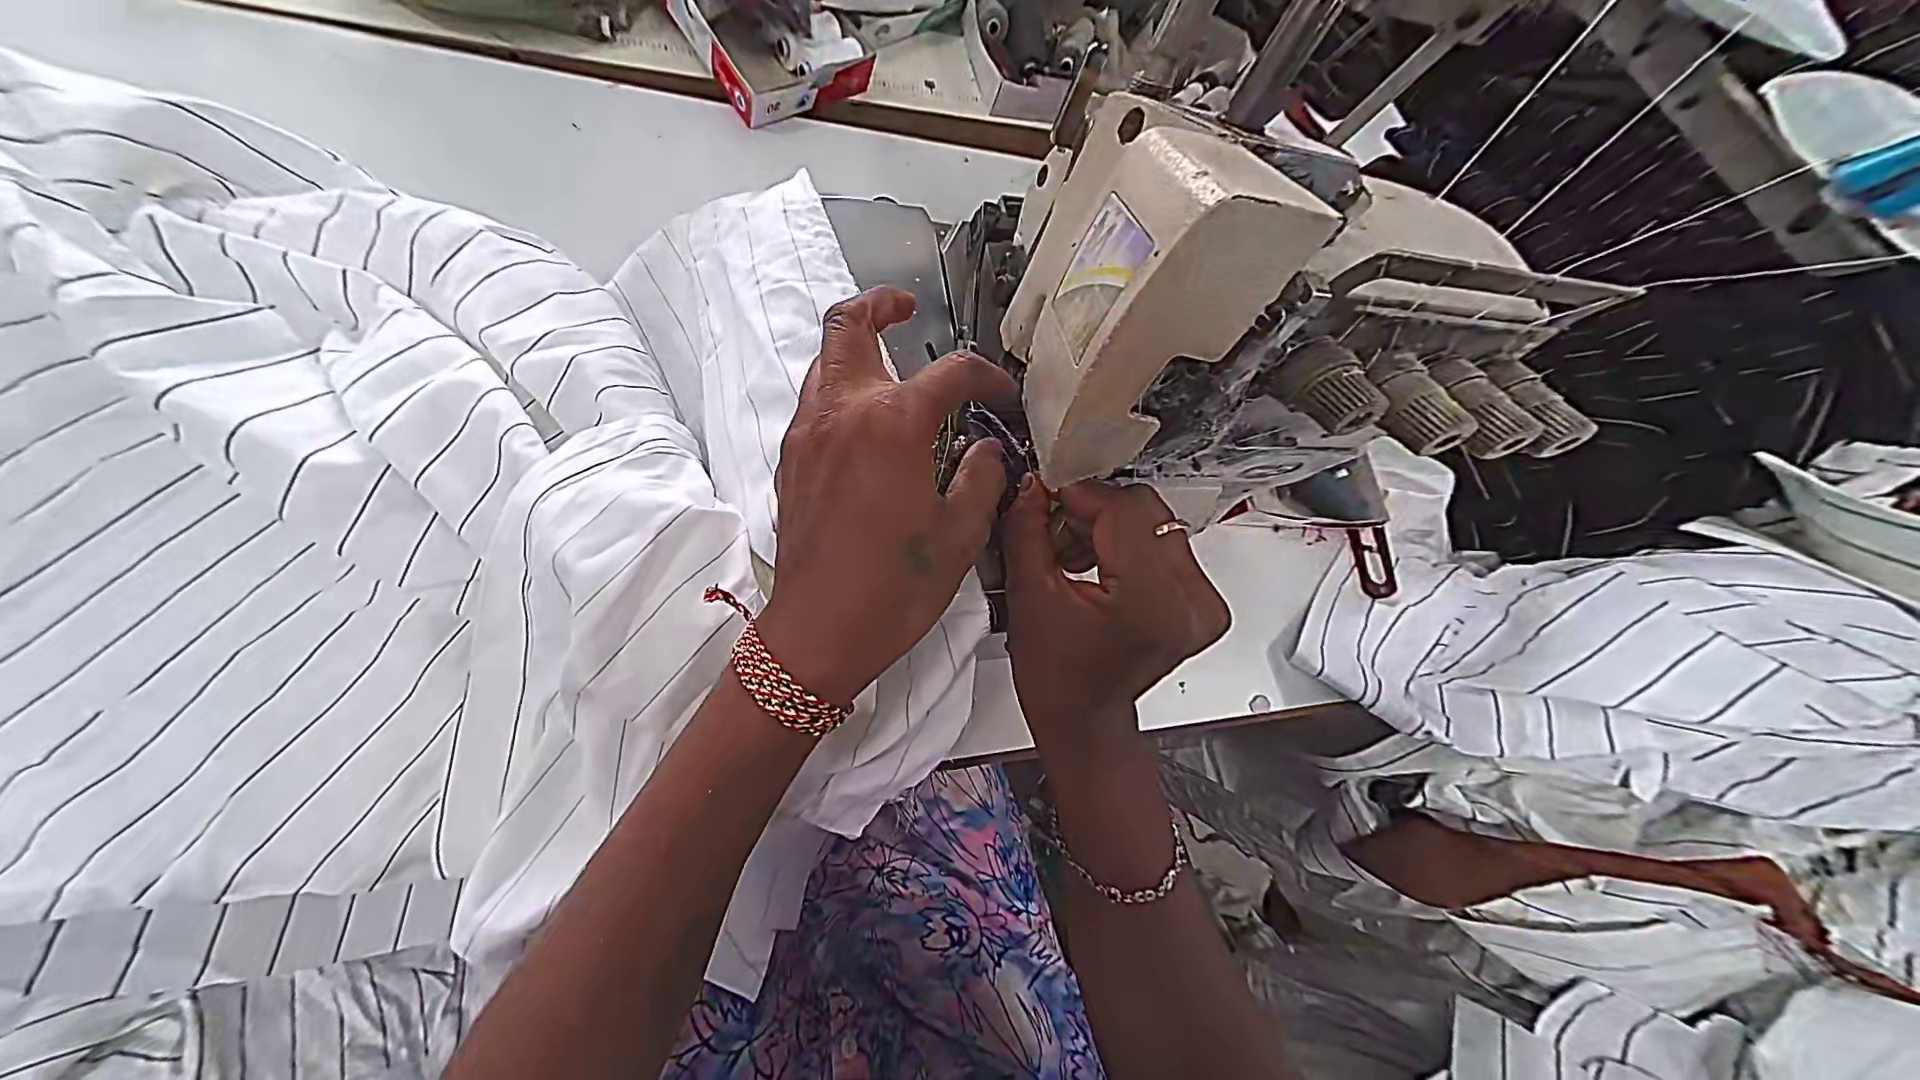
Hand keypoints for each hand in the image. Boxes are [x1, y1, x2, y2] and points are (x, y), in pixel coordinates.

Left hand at [754, 287, 1016, 704]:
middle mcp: (842, 416)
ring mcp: (809, 437)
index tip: (1000, 396)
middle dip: (880, 306)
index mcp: (892, 426)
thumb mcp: (959, 535)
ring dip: (856, 347)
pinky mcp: (793, 463)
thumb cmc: (889, 591)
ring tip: (890, 362)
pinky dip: (840, 388)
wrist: (819, 632)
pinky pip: (814, 402)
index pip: (951, 373)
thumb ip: (981, 478)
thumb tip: (986, 453)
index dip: (986, 378)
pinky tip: (868, 422)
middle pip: (849, 327)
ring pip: (825, 360)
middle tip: (907, 309)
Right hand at [1001, 478, 1230, 744]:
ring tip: (1074, 555)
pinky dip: (1130, 545)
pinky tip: (1098, 564)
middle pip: (1145, 511)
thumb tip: (1032, 488)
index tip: (1049, 497)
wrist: (1083, 714)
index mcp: (1151, 601)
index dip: (1079, 495)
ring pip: (1156, 523)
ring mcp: (1203, 603)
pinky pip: (1167, 545)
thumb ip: (1029, 530)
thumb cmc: (1057, 677)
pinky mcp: (1203, 603)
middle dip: (1093, 512)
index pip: (1123, 509)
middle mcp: (1190, 600)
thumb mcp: (1030, 595)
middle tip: (1056, 530)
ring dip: (1111, 527)